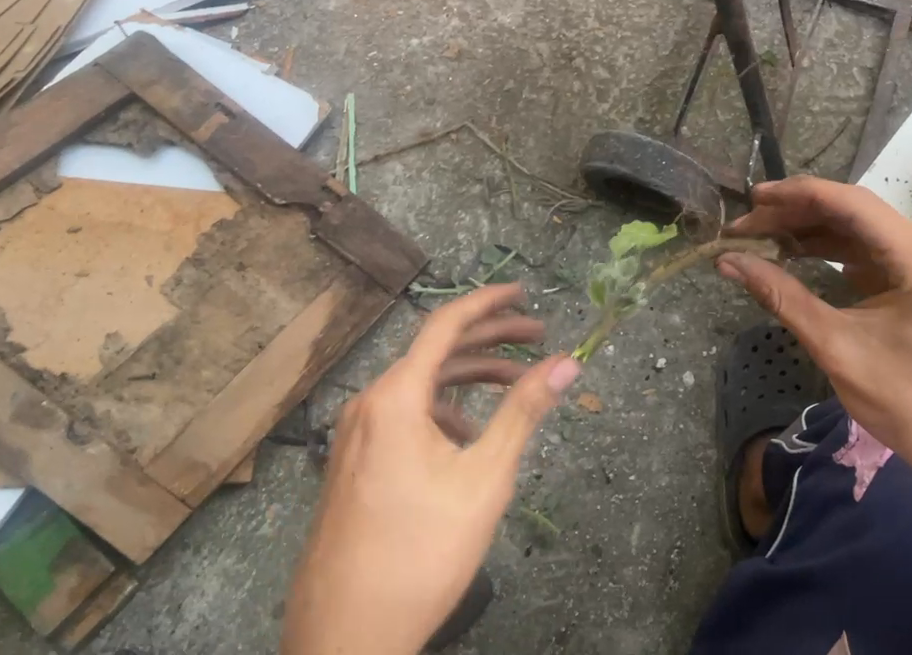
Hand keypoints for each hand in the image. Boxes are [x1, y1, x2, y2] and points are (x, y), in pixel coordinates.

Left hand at [280, 284, 579, 654]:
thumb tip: (567, 362)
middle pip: (435, 353)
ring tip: (516, 388)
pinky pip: (403, 417)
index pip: (446, 325)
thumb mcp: (485, 478)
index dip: (489, 302)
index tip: (525, 292)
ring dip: (470, 379)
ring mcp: (354, 437)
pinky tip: (470, 439)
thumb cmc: (421, 552)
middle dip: (490, 341)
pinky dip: (444, 411)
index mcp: (395, 398)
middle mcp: (368, 405)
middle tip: (540, 337)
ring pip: (420, 387)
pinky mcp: (352, 465)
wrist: (345, 638)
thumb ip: (524, 412)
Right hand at [719, 177, 911, 474]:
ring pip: (853, 225)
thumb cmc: (900, 399)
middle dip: (794, 213)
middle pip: (850, 209)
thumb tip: (727, 261)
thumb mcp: (834, 345)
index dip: (797, 195)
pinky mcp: (911, 271)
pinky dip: (825, 246)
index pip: (850, 204)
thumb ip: (781, 296)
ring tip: (758, 236)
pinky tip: (788, 251)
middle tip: (743, 226)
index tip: (752, 198)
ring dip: (806, 228)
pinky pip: (862, 245)